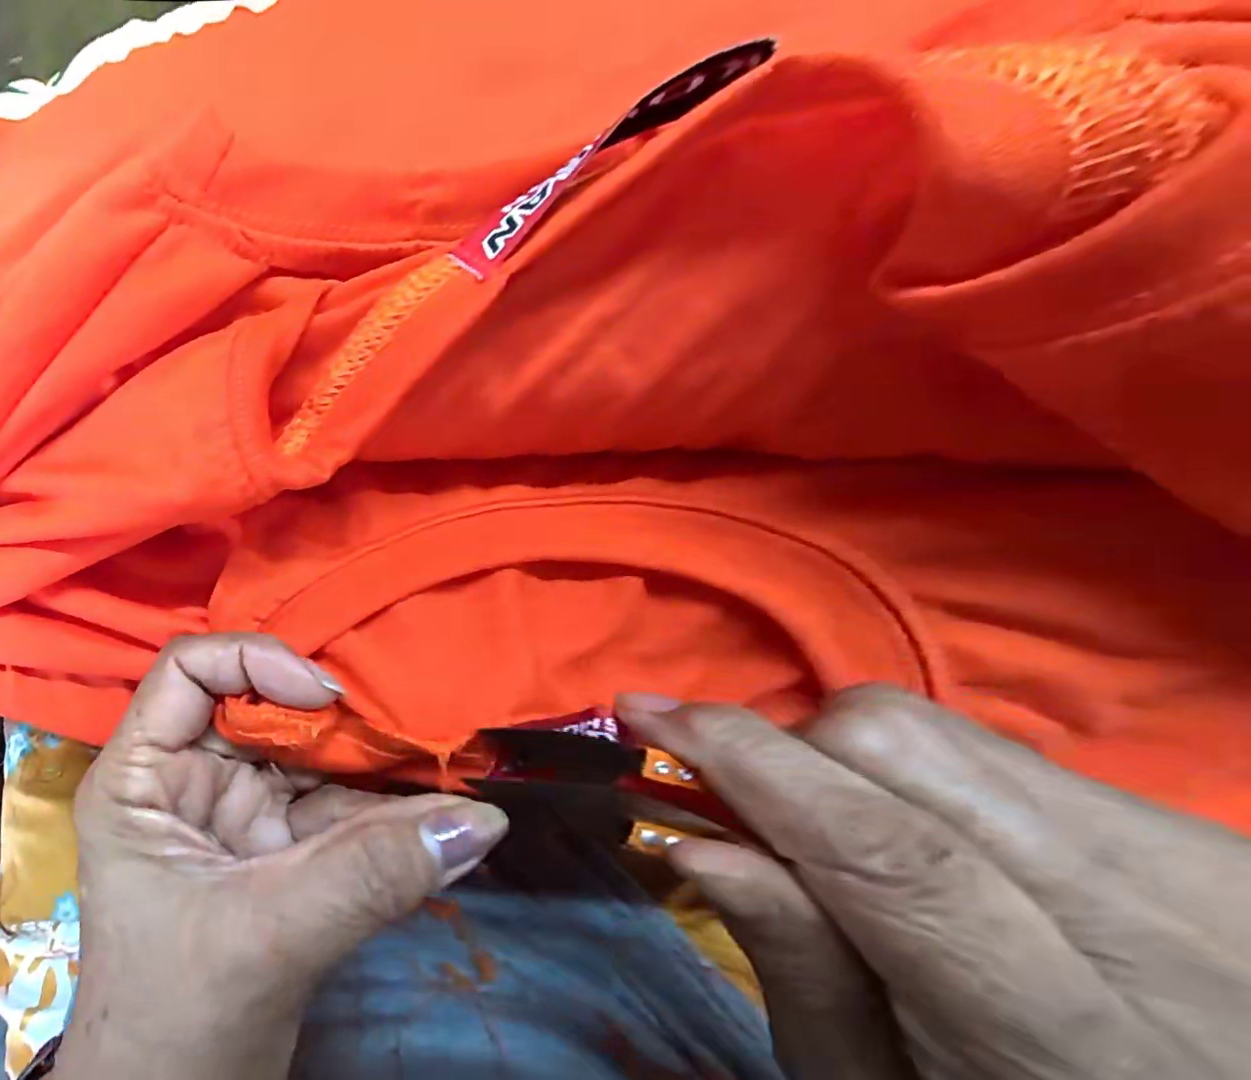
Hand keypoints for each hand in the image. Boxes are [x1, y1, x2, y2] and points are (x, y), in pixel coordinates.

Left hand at [55, 634, 509, 1079]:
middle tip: (406, 723)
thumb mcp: (264, 936)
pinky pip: (337, 811)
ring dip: (373, 764)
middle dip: (332, 717)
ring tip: (444, 758)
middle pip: (262, 708)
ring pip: (309, 759)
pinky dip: (387, 815)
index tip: (324, 697)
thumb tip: (476, 822)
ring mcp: (236, 812)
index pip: (189, 671)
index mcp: (141, 777)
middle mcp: (187, 779)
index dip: (255, 661)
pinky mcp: (277, 849)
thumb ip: (368, 876)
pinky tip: (444, 813)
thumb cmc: (177, 1022)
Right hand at [615, 685, 1250, 1079]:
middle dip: (779, 749)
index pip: (886, 855)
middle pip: (901, 749)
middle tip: (740, 798)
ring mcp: (1202, 866)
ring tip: (834, 824)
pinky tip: (926, 832)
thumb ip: (790, 965)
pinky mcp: (1198, 830)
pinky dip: (909, 768)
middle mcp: (1164, 934)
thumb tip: (688, 843)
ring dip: (837, 754)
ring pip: (938, 727)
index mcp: (1073, 1047)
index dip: (748, 763)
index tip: (643, 714)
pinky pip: (989, 745)